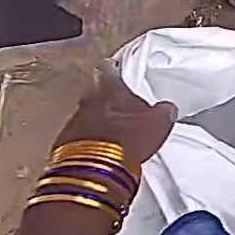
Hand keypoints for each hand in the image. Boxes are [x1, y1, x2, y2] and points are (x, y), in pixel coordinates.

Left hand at [52, 63, 176, 203]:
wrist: (98, 167)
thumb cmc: (128, 138)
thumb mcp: (159, 122)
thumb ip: (164, 110)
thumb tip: (168, 109)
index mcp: (111, 88)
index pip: (109, 68)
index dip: (113, 68)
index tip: (115, 68)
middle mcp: (89, 99)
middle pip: (94, 90)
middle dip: (103, 95)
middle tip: (115, 103)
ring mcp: (75, 119)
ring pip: (85, 112)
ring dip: (95, 118)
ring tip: (109, 130)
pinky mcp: (66, 140)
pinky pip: (77, 134)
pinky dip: (87, 137)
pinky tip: (98, 147)